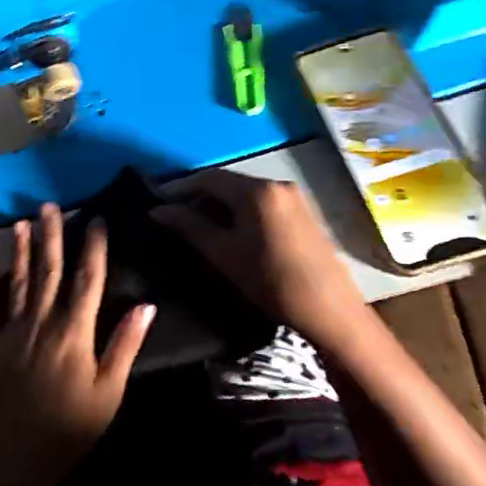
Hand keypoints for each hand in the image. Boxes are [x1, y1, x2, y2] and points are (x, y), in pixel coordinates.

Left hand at [0, 204, 154, 485]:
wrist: (19, 461)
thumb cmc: (72, 427)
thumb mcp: (110, 391)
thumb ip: (124, 345)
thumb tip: (146, 305)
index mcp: (74, 333)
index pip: (87, 280)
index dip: (93, 248)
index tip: (96, 220)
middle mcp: (41, 324)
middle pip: (49, 271)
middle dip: (52, 236)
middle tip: (51, 205)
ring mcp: (11, 333)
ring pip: (18, 282)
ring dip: (21, 250)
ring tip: (22, 222)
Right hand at [150, 170, 369, 346]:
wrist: (327, 308)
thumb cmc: (270, 280)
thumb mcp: (223, 254)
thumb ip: (189, 227)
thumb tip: (157, 210)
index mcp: (256, 190)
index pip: (209, 177)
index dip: (180, 188)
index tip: (158, 205)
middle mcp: (276, 183)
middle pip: (229, 183)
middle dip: (201, 198)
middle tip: (177, 220)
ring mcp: (294, 197)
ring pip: (246, 194)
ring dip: (221, 207)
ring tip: (201, 230)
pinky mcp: (303, 212)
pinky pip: (263, 204)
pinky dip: (243, 213)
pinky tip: (233, 234)